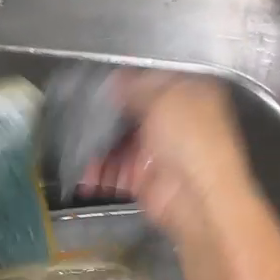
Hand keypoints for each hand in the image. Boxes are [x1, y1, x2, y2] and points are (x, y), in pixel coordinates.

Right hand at [81, 73, 258, 247]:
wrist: (197, 198)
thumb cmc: (195, 143)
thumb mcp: (165, 100)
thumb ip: (137, 89)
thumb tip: (117, 81)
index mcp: (188, 95)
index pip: (151, 83)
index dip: (125, 86)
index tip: (100, 89)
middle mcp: (175, 122)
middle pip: (131, 117)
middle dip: (105, 122)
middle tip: (82, 123)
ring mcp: (159, 152)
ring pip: (120, 147)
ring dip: (98, 151)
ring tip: (81, 154)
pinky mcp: (145, 180)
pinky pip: (116, 174)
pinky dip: (100, 175)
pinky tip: (86, 176)